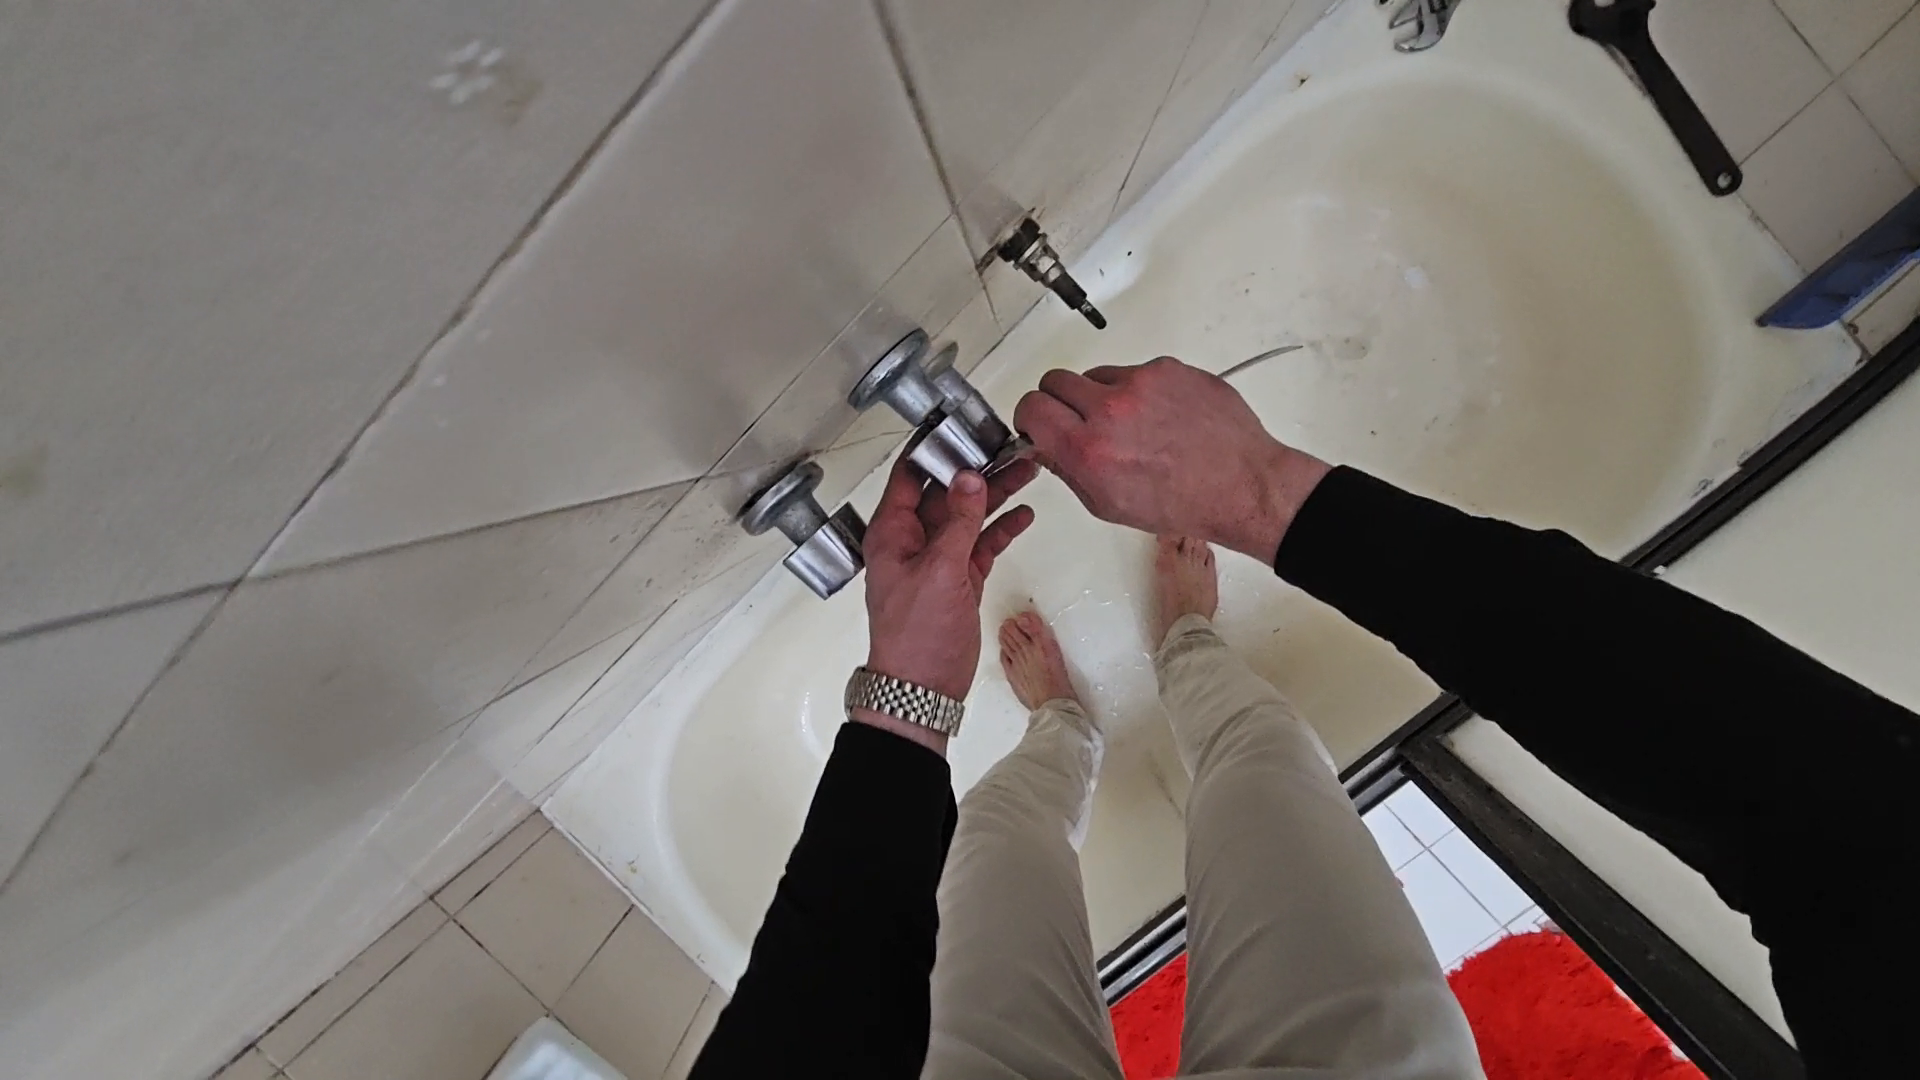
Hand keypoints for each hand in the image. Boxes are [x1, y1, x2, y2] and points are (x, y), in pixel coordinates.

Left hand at [859, 454, 1038, 752]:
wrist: (921, 688)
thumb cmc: (916, 634)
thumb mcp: (938, 570)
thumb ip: (959, 522)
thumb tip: (970, 478)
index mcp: (893, 532)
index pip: (909, 476)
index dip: (933, 449)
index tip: (959, 426)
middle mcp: (914, 540)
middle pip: (947, 493)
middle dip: (976, 470)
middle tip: (1010, 448)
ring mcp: (939, 559)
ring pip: (969, 516)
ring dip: (995, 496)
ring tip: (1027, 471)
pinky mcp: (960, 579)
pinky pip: (982, 545)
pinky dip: (1001, 530)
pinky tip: (1023, 515)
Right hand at [1012, 356, 1329, 563]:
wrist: (1241, 485)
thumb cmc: (1178, 504)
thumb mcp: (1107, 505)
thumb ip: (1067, 469)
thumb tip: (1043, 444)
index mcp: (1088, 449)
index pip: (1031, 407)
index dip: (1030, 417)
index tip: (1040, 425)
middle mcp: (1109, 409)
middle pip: (1054, 381)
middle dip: (1058, 401)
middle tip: (1078, 421)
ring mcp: (1141, 382)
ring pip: (1094, 374)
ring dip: (1099, 395)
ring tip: (1129, 424)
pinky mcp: (1168, 368)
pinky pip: (1133, 372)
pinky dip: (1137, 391)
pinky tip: (1159, 416)